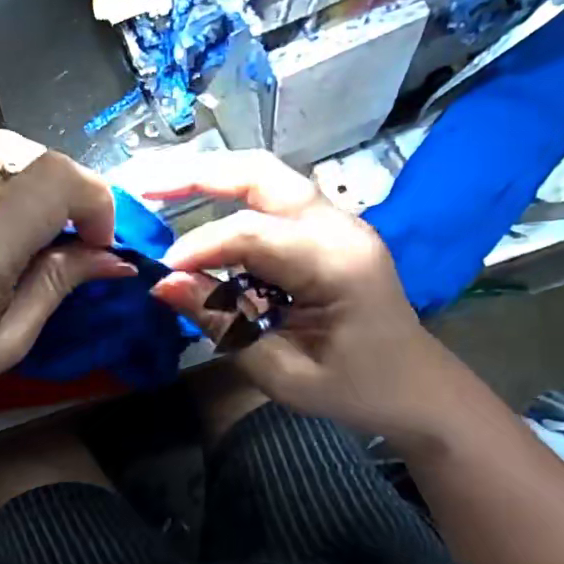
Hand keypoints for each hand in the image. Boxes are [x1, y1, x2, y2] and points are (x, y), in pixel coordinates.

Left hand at [0, 53, 136, 444]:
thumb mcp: (7, 339)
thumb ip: (59, 284)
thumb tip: (115, 258)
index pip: (62, 180)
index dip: (97, 204)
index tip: (99, 246)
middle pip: (35, 164)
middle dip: (68, 200)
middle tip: (69, 248)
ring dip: (28, 176)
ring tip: (32, 220)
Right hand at [138, 149, 446, 436]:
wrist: (418, 390)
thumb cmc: (355, 389)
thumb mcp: (282, 371)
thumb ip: (223, 323)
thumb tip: (163, 284)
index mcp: (336, 262)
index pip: (252, 233)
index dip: (199, 248)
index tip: (160, 273)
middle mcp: (339, 226)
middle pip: (260, 173)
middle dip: (198, 174)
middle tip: (145, 185)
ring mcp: (338, 223)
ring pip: (266, 178)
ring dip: (212, 179)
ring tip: (160, 189)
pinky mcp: (329, 232)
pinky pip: (273, 203)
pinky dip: (231, 202)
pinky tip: (200, 214)